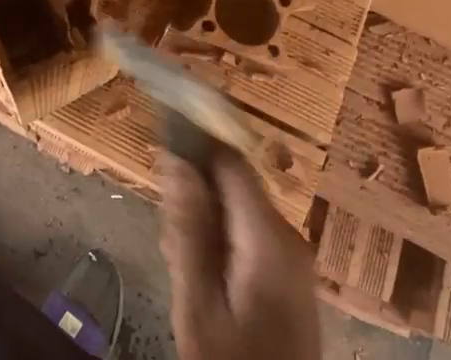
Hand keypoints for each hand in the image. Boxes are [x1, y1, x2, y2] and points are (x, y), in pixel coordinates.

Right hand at [158, 149, 319, 359]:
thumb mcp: (197, 303)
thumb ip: (188, 228)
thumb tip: (175, 159)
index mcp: (269, 238)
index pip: (231, 161)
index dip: (194, 146)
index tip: (157, 154)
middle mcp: (289, 236)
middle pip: (233, 184)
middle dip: (194, 196)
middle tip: (167, 235)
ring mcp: (294, 255)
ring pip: (237, 209)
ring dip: (204, 222)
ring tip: (182, 264)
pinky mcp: (290, 272)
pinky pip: (248, 233)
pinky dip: (220, 241)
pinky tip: (203, 276)